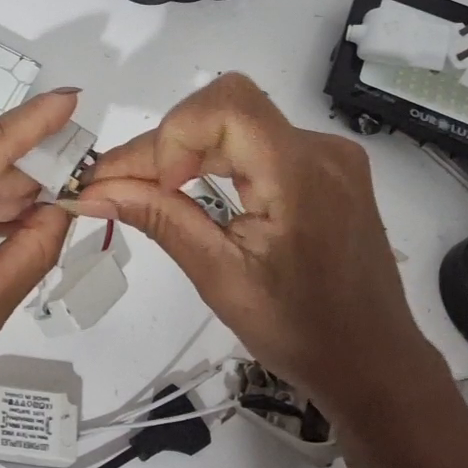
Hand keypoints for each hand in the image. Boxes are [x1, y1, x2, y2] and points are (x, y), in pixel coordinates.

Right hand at [73, 74, 431, 410]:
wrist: (373, 361)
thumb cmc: (300, 331)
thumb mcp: (220, 278)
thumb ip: (160, 220)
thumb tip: (94, 191)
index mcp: (301, 176)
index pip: (226, 107)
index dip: (175, 134)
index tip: (152, 185)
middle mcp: (320, 150)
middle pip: (225, 109)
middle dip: (167, 142)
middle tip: (120, 186)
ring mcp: (327, 155)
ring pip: (236, 121)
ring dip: (186, 149)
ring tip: (146, 190)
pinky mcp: (324, 167)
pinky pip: (256, 140)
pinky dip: (214, 158)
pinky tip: (189, 189)